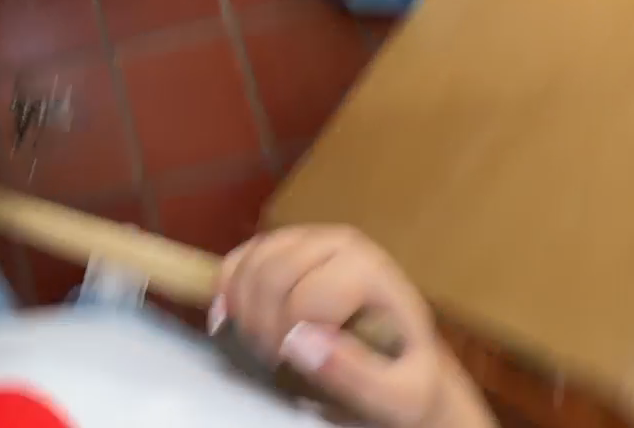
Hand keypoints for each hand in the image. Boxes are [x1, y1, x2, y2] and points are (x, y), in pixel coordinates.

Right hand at [214, 226, 447, 427]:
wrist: (404, 361)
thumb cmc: (405, 379)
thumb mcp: (399, 395)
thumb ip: (357, 375)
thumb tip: (298, 344)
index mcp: (367, 268)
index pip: (305, 298)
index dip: (290, 339)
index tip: (291, 369)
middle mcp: (335, 241)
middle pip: (271, 274)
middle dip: (261, 324)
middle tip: (270, 361)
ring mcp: (304, 237)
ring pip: (250, 263)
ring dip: (243, 309)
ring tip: (260, 346)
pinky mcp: (280, 244)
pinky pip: (238, 258)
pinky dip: (228, 290)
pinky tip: (235, 319)